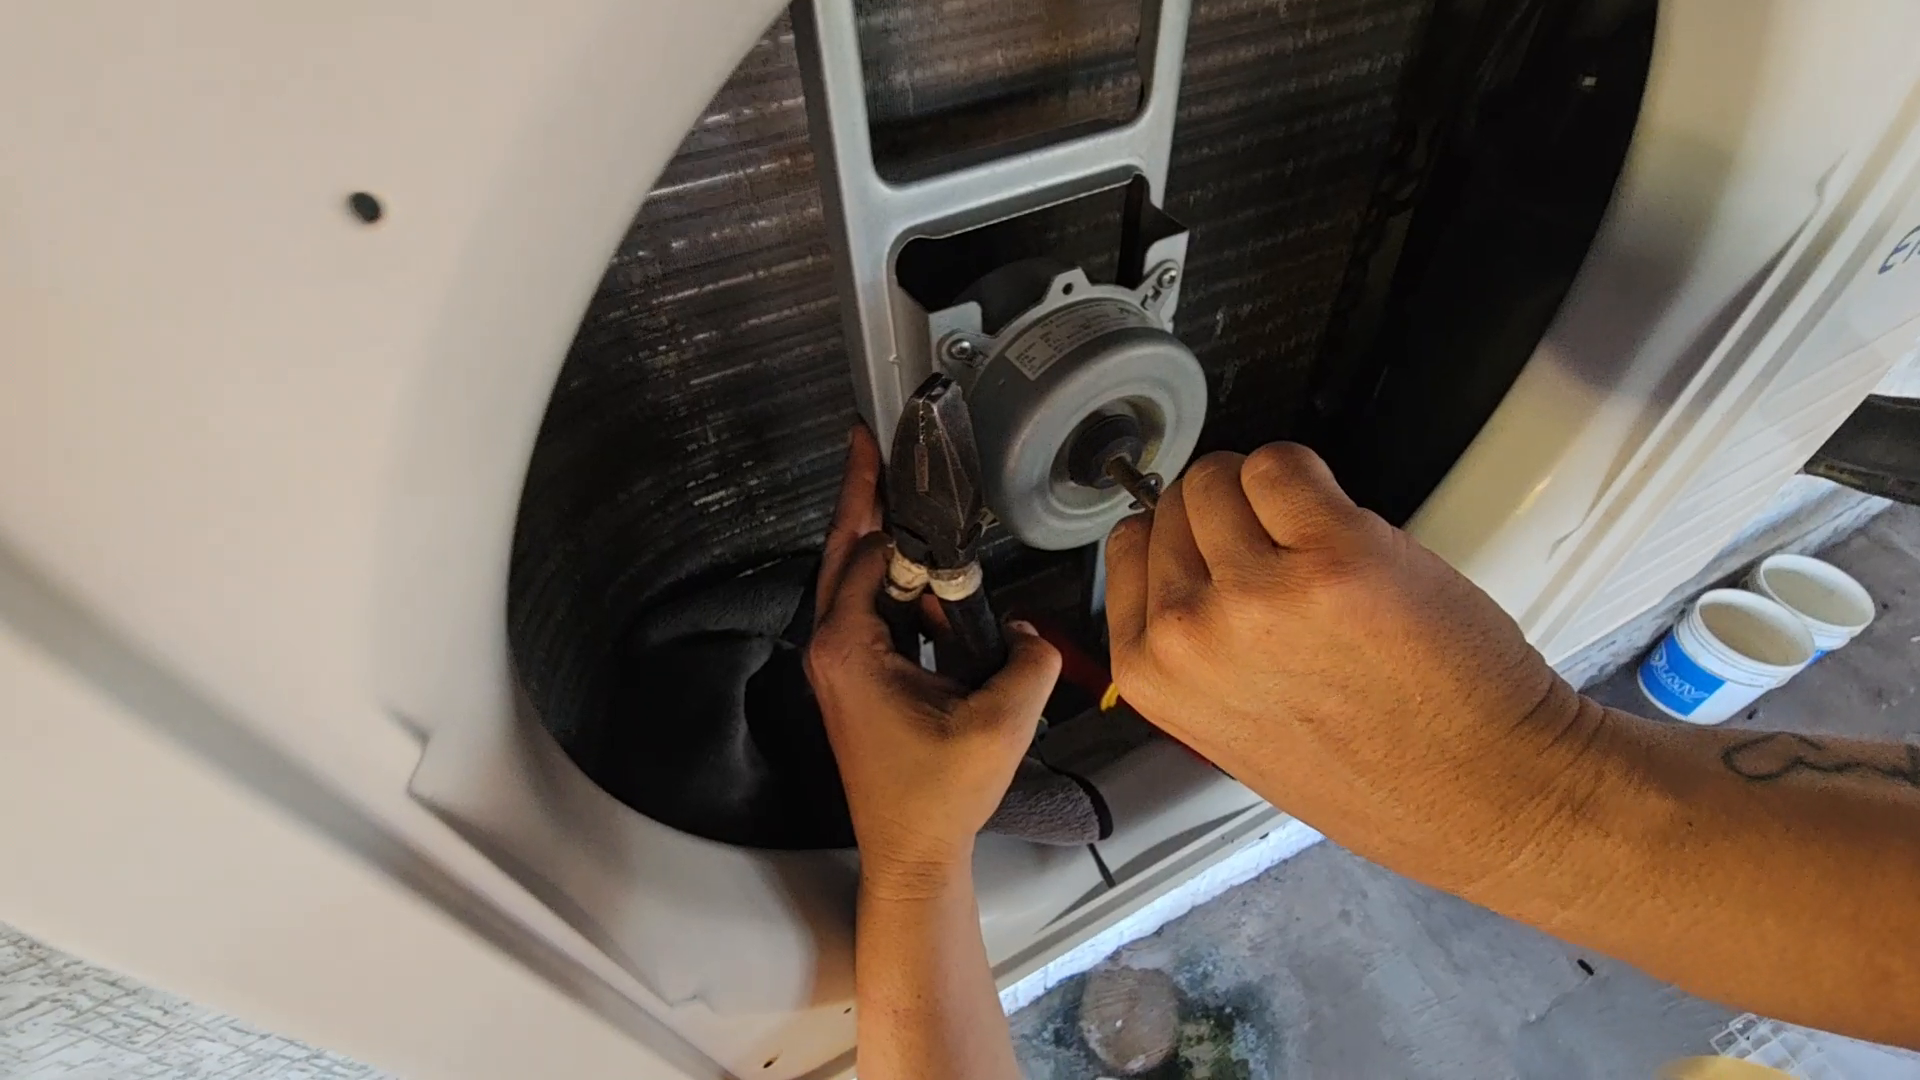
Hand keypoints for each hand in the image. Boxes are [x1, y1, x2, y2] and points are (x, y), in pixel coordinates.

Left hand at [806, 426, 1061, 895]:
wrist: (910, 852)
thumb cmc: (942, 794)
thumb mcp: (1000, 724)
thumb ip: (1028, 661)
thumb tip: (1029, 632)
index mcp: (849, 649)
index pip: (869, 557)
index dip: (896, 515)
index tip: (901, 456)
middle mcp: (831, 647)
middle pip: (844, 553)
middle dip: (861, 496)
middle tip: (870, 441)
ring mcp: (840, 663)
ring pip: (855, 580)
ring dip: (883, 541)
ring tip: (908, 495)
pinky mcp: (855, 677)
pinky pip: (872, 611)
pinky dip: (898, 585)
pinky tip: (931, 578)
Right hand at [1104, 443, 1587, 883]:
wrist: (1480, 795)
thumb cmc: (1360, 767)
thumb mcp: (1219, 722)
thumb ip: (1181, 636)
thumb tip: (1172, 543)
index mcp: (1150, 672)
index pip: (1128, 545)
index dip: (1179, 538)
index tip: (1212, 542)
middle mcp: (1186, 632)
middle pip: (1175, 505)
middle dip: (1224, 516)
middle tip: (1276, 551)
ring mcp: (1255, 592)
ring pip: (1221, 476)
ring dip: (1263, 494)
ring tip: (1310, 541)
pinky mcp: (1333, 553)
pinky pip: (1281, 463)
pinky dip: (1305, 476)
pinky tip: (1339, 523)